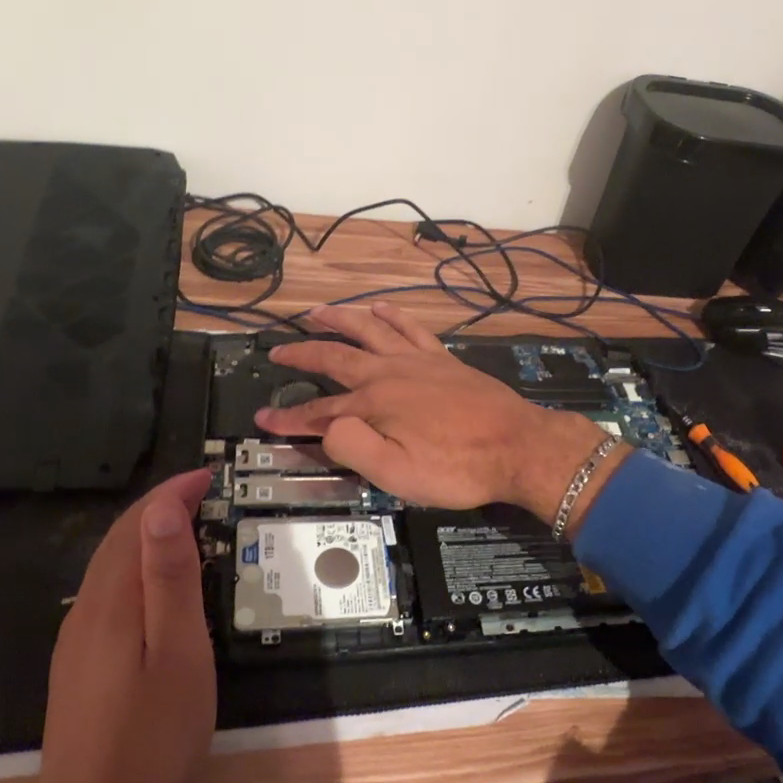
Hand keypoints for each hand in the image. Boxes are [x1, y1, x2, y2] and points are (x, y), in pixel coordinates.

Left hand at [31, 469, 214, 782]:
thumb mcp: (178, 655)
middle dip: (159, 507)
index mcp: (111, 602)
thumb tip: (162, 508)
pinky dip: (134, 568)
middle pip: (117, 540)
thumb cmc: (152, 737)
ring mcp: (75, 641)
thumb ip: (170, 581)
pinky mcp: (77, 666)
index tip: (210, 475)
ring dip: (146, 536)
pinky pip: (105, 594)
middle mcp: (85, 612)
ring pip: (108, 566)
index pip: (138, 524)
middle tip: (205, 494)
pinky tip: (156, 588)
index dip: (173, 493)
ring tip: (189, 529)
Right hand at [255, 303, 629, 530]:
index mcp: (374, 404)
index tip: (264, 418)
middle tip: (278, 350)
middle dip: (302, 354)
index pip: (319, 411)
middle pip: (336, 356)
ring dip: (339, 319)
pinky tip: (380, 307)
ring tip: (316, 311)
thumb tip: (325, 425)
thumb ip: (354, 448)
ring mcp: (417, 360)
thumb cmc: (457, 468)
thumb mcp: (398, 474)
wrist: (518, 446)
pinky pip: (409, 327)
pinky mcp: (442, 358)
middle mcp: (389, 373)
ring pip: (368, 329)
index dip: (289, 417)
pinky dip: (390, 314)